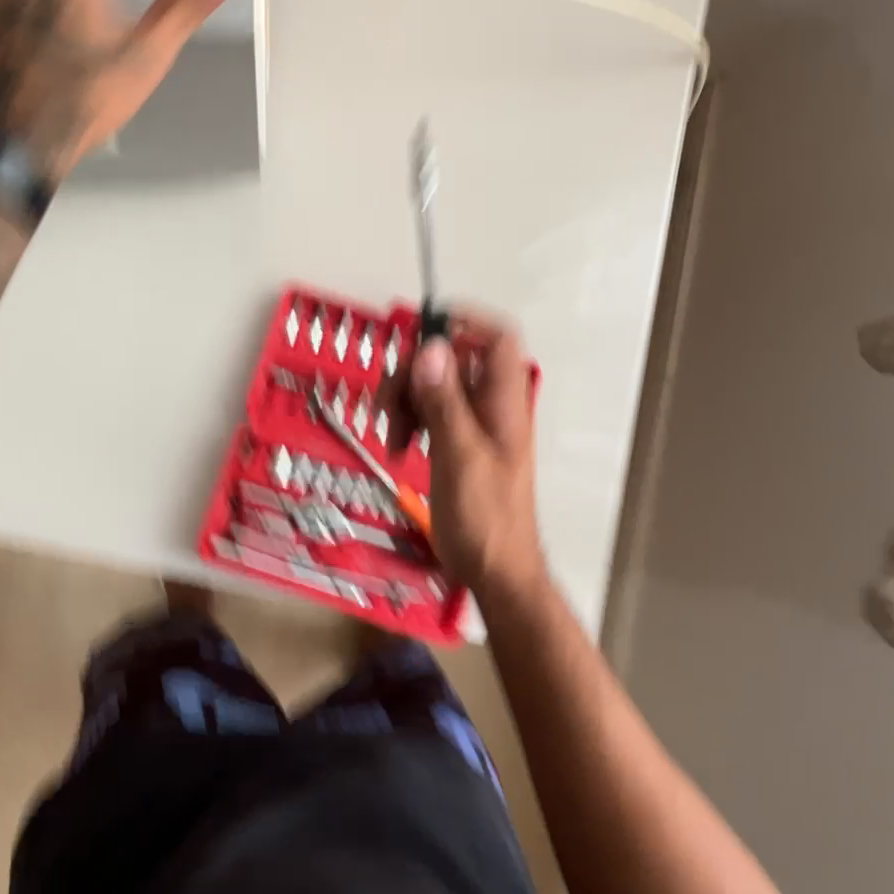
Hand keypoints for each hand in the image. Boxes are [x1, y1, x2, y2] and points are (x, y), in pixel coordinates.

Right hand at [404, 319, 546, 595]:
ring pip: (432, 385)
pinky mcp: (455, 443)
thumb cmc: (485, 519)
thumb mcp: (460, 457)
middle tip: (391, 403)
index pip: (496, 338)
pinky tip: (398, 447)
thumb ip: (446, 403)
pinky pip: (428, 412)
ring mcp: (472, 424)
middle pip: (450, 359)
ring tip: (393, 435)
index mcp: (503, 402)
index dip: (465, 321)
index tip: (421, 332)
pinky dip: (408, 421)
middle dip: (414, 372)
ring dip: (404, 400)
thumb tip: (433, 348)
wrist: (495, 571)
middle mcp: (489, 405)